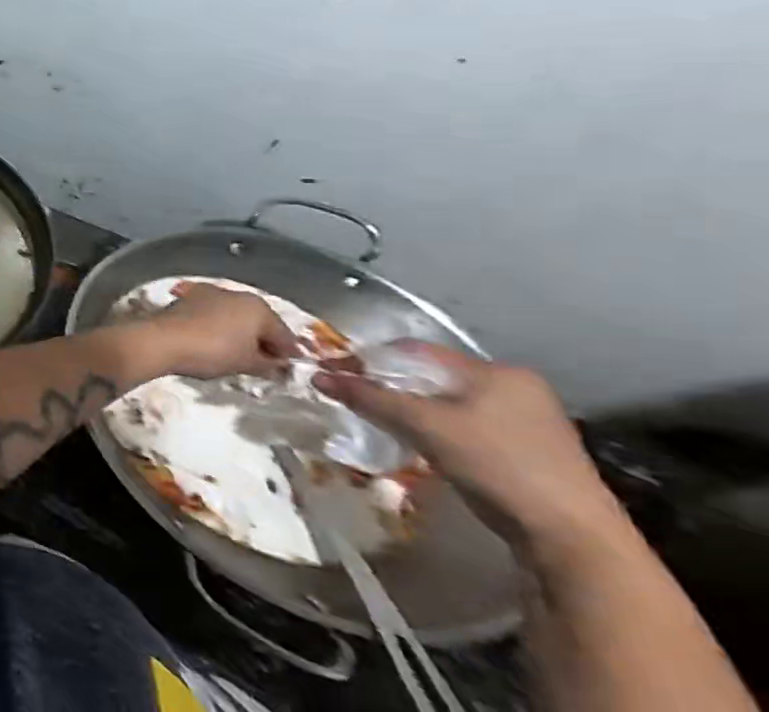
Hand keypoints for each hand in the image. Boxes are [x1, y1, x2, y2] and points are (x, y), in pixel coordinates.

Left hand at [128, 285, 298, 380]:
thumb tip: (278, 365)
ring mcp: (210, 293)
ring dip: (239, 332)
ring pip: (235, 315)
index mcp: (258, 307)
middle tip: (262, 363)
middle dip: (262, 341)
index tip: (286, 369)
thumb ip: (268, 364)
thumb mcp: (246, 363)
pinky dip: (218, 325)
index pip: (283, 334)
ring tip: (237, 353)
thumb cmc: (212, 351)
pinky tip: (214, 338)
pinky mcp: (188, 297)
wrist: (162, 340)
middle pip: (259, 321)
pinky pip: (212, 313)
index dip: (287, 354)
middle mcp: (236, 294)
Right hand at [314, 345, 621, 548]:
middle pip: (431, 376)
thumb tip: (318, 377)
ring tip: (375, 420)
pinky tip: (415, 443)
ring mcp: (524, 420)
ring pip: (445, 402)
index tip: (334, 373)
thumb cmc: (498, 465)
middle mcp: (514, 387)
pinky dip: (431, 428)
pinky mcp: (524, 450)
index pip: (417, 351)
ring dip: (408, 409)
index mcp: (496, 371)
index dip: (370, 359)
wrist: (570, 537)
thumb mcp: (425, 426)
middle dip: (389, 385)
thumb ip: (371, 398)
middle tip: (352, 397)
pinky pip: (461, 424)